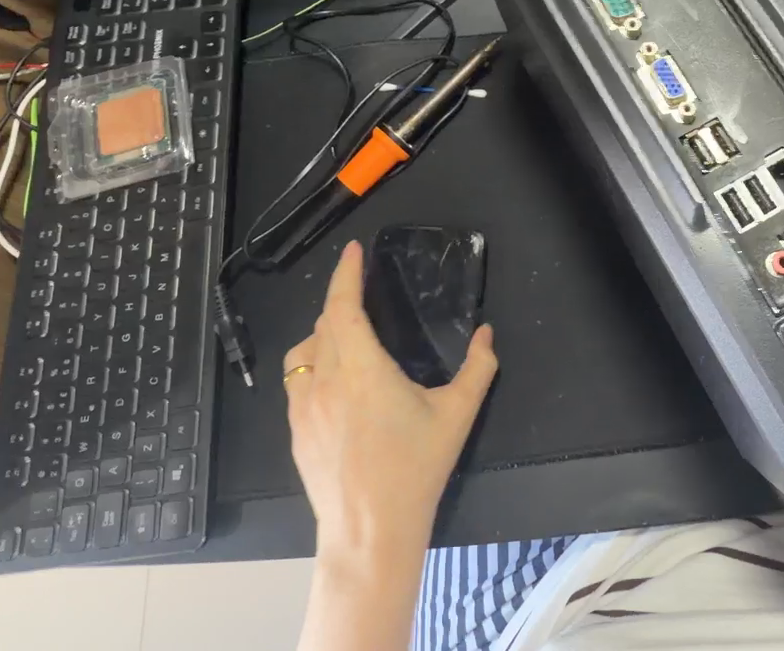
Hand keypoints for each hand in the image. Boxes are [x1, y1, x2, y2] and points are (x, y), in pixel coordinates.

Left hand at [283, 240, 497, 554]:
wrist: (370, 532)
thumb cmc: (416, 468)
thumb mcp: (457, 415)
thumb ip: (478, 368)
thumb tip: (486, 335)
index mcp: (362, 370)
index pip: (343, 308)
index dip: (346, 275)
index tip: (353, 252)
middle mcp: (326, 381)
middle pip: (322, 324)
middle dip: (340, 300)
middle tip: (363, 292)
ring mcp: (304, 408)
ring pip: (303, 352)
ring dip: (322, 332)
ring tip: (347, 334)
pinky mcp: (296, 432)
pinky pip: (297, 382)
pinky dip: (313, 364)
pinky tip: (335, 380)